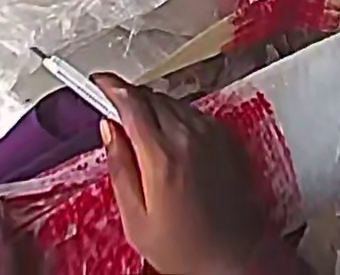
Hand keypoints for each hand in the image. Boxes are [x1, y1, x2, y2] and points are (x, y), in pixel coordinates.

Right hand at [95, 75, 266, 274]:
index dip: (110, 86)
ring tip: (148, 140)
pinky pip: (191, 111)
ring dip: (153, 108)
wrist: (240, 260)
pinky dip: (176, 117)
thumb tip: (108, 128)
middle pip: (149, 96)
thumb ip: (119, 168)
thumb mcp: (138, 221)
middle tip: (118, 115)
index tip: (99, 82)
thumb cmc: (187, 250)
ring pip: (170, 101)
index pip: (130, 102)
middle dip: (129, 99)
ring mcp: (208, 131)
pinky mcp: (224, 133)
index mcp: (161, 156)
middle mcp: (186, 135)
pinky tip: (174, 145)